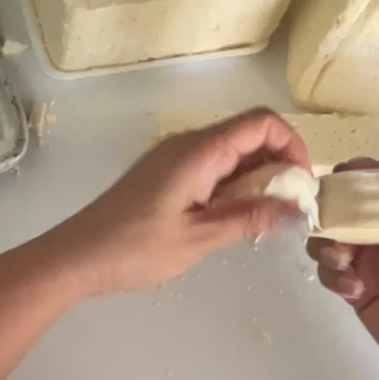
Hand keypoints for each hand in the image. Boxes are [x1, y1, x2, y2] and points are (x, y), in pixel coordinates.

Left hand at [42, 108, 310, 296]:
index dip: (292, 146)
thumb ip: (249, 218)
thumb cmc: (135, 248)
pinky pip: (209, 168)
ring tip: (261, 218)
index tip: (301, 185)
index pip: (261, 123)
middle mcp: (186, 145)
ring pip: (229, 153)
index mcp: (199, 151)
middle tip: (286, 209)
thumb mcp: (199, 238)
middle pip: (248, 135)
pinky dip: (230, 185)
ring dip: (254, 178)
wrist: (77, 256)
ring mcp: (172, 159)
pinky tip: (230, 219)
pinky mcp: (162, 176)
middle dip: (277, 165)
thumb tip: (297, 208)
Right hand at [308, 160, 378, 379]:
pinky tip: (349, 290)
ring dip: (328, 243)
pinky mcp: (359, 295)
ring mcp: (376, 268)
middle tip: (327, 223)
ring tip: (340, 262)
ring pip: (335, 239)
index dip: (364, 177)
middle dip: (334, 212)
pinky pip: (331, 273)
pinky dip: (330, 275)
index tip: (339, 176)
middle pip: (353, 211)